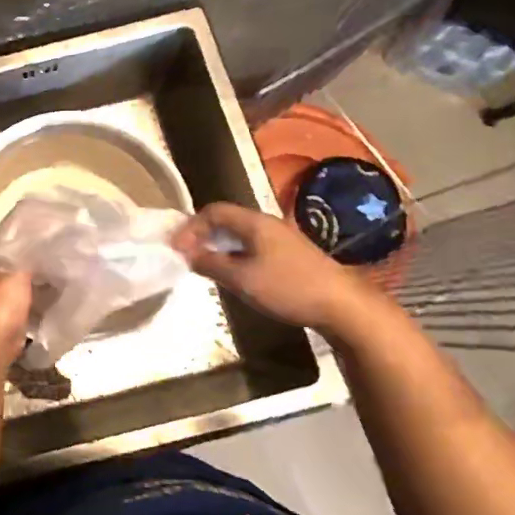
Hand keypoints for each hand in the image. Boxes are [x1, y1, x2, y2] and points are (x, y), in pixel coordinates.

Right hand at [171, 202, 378, 330]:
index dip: (191, 226)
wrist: (340, 303)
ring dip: (219, 247)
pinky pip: (254, 248)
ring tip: (205, 267)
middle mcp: (267, 224)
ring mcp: (281, 239)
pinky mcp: (290, 256)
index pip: (214, 211)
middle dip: (203, 235)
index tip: (175, 248)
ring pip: (241, 235)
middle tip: (186, 257)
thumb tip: (188, 253)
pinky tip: (234, 276)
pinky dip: (236, 256)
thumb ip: (213, 264)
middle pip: (227, 220)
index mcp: (255, 222)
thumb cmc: (288, 287)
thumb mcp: (243, 279)